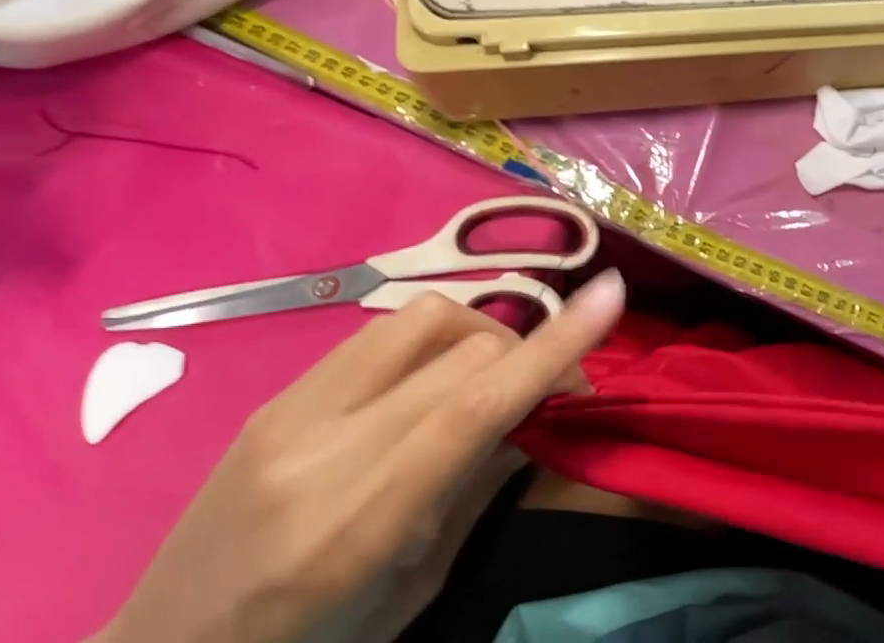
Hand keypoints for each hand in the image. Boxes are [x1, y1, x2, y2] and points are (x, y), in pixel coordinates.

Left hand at [98, 270, 625, 642]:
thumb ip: (478, 490)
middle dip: (528, 354)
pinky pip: (378, 335)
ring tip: (490, 372)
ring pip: (420, 318)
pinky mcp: (272, 398)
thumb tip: (538, 411)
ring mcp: (287, 416)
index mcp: (360, 524)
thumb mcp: (413, 590)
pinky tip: (430, 378)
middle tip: (553, 389)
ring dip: (480, 331)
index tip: (612, 294)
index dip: (554, 347)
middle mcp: (321, 452)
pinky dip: (430, 341)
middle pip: (463, 352)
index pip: (477, 407)